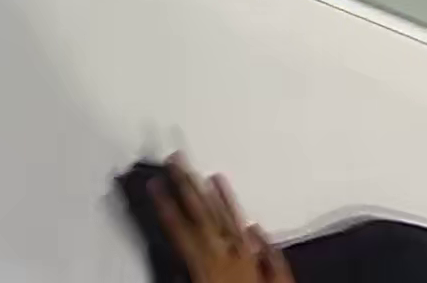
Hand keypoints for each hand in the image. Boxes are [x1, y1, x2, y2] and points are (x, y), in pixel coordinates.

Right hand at [151, 153, 292, 282]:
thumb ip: (187, 276)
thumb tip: (171, 262)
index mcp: (210, 269)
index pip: (181, 229)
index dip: (166, 204)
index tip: (153, 180)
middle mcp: (234, 263)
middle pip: (207, 217)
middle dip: (190, 186)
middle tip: (177, 156)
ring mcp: (259, 273)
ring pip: (239, 230)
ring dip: (227, 203)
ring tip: (216, 175)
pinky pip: (274, 261)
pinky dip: (265, 243)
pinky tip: (257, 227)